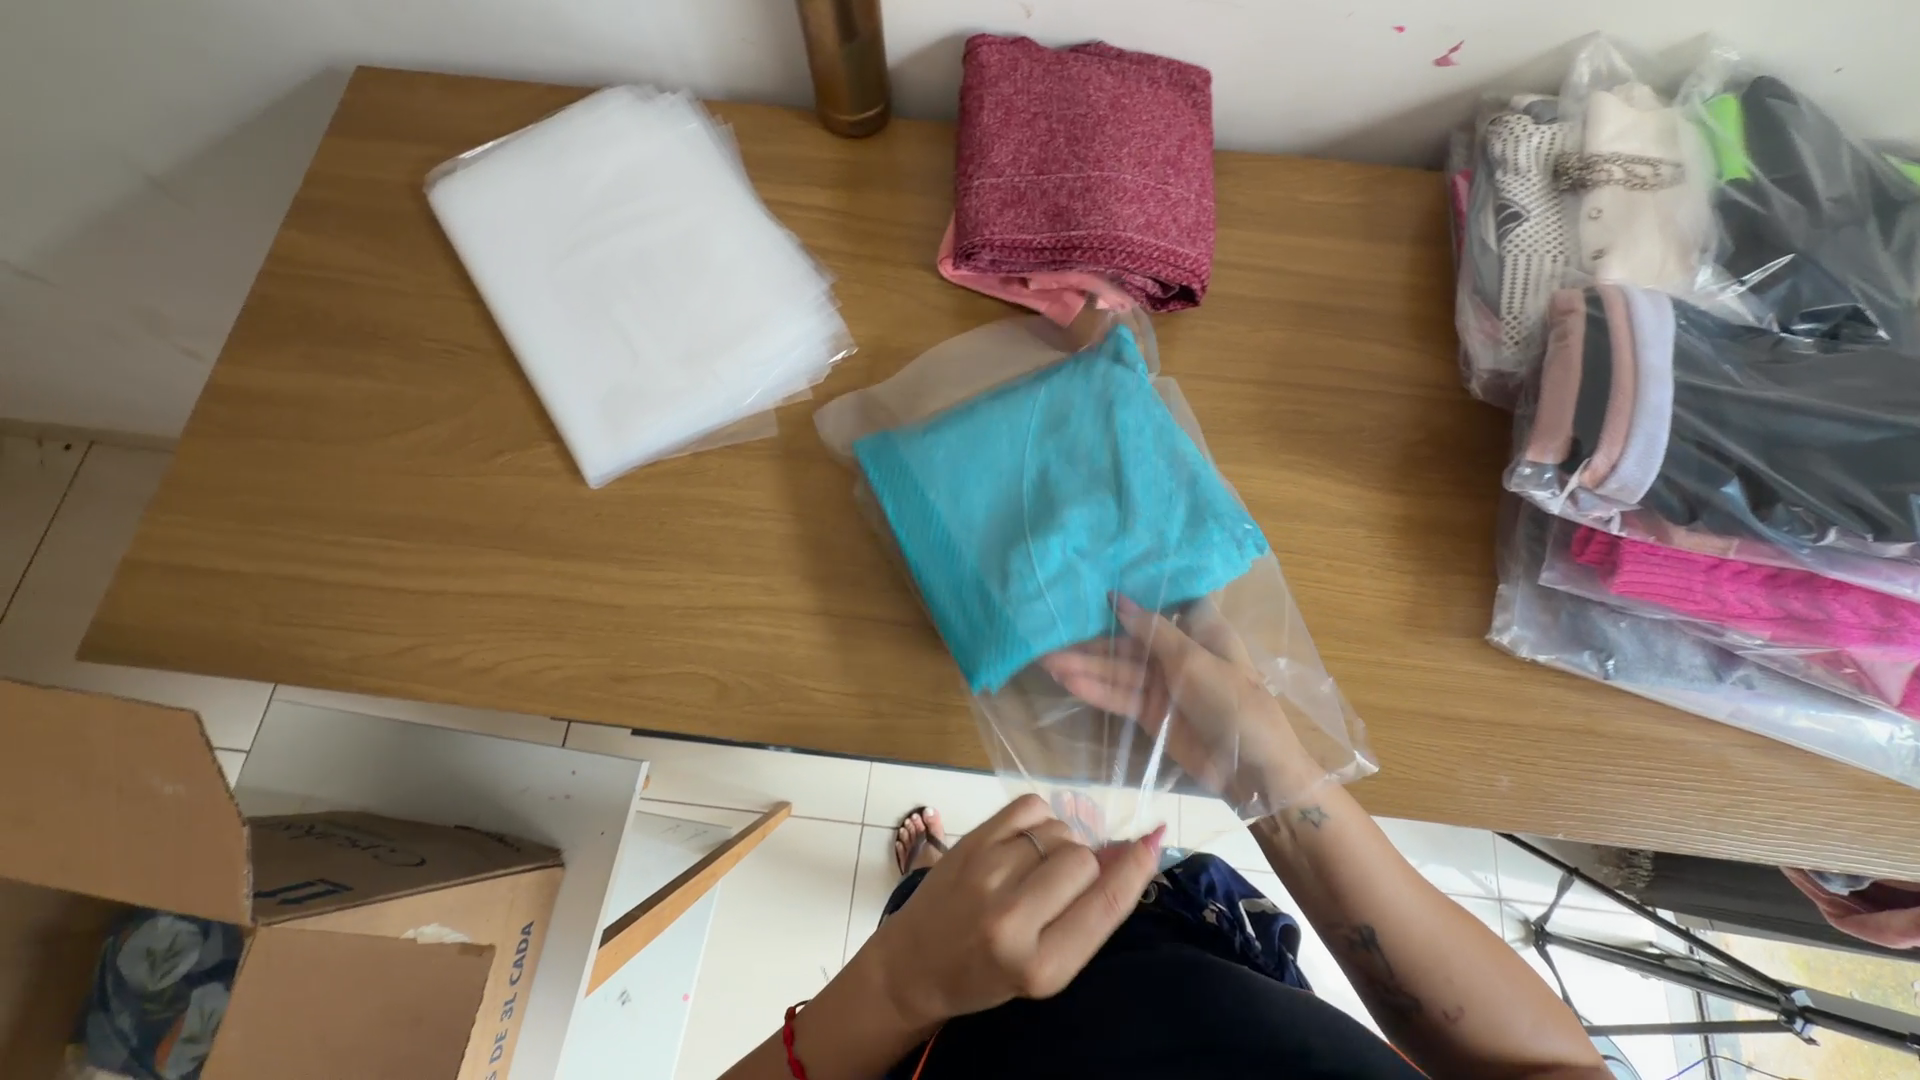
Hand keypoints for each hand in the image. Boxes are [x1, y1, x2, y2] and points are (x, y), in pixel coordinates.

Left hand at [858, 794, 1163, 1026]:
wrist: (916, 963)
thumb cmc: (988, 973)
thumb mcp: (1046, 963)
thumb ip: (1090, 912)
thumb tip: (1136, 849)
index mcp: (1041, 966)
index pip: (1106, 904)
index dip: (1136, 868)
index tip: (1155, 841)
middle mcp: (1013, 921)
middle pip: (1084, 859)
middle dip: (1085, 863)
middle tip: (1060, 884)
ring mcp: (986, 875)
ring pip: (1059, 830)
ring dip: (1060, 842)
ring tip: (1036, 868)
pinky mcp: (969, 843)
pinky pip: (1030, 806)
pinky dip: (1039, 817)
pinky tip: (1025, 841)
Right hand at [1040, 594, 1317, 805]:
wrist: (1256, 773)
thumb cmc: (1235, 705)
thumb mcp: (1195, 662)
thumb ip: (1152, 631)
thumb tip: (1116, 598)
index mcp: (1200, 631)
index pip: (1162, 603)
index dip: (1131, 594)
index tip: (1093, 583)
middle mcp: (1178, 653)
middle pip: (1129, 641)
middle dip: (1093, 640)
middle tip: (1050, 634)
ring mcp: (1163, 685)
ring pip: (1118, 670)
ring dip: (1085, 666)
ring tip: (1046, 660)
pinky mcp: (1151, 713)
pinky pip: (1119, 696)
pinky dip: (1094, 690)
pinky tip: (1066, 682)